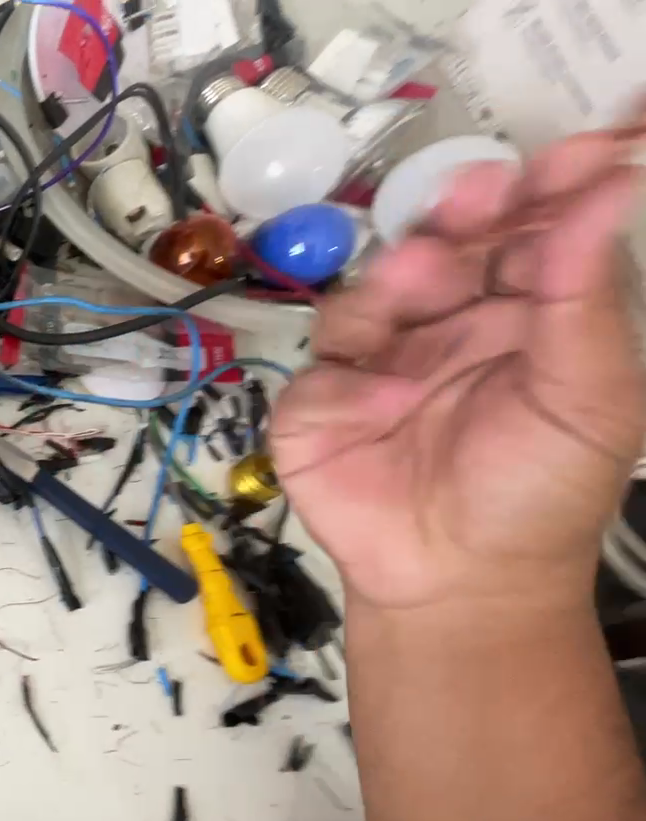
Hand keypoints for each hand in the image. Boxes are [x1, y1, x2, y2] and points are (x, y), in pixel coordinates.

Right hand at [271, 123, 645, 611]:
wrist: (452, 572)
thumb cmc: (539, 488)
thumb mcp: (593, 396)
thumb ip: (584, 303)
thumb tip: (601, 199)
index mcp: (526, 318)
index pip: (533, 238)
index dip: (552, 191)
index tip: (583, 153)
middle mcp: (445, 329)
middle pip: (444, 252)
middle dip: (461, 216)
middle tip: (477, 193)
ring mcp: (373, 364)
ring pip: (369, 296)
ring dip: (395, 278)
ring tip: (421, 273)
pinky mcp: (315, 404)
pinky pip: (320, 368)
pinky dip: (346, 369)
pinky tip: (380, 392)